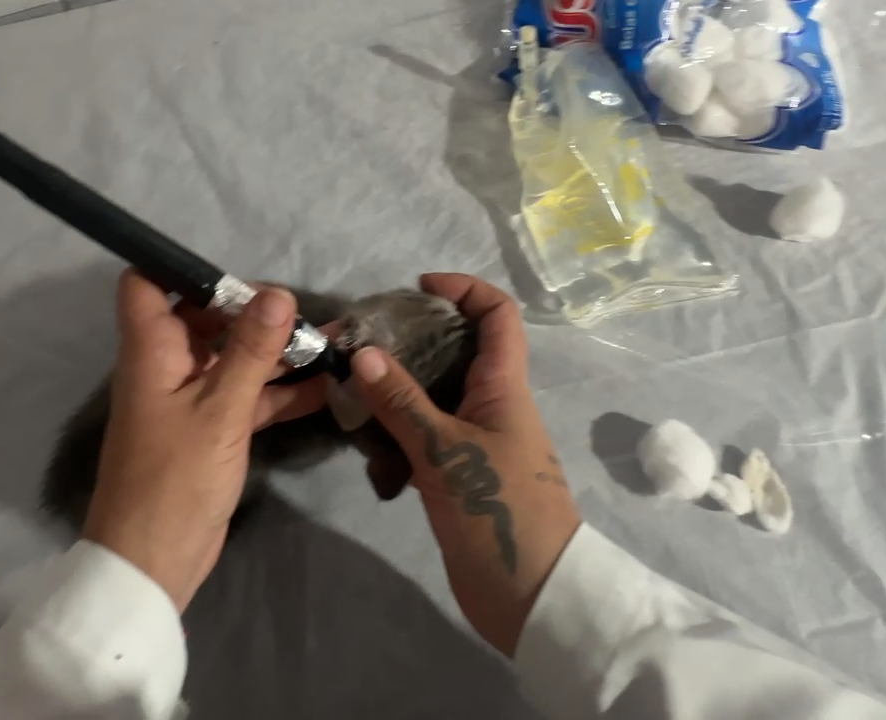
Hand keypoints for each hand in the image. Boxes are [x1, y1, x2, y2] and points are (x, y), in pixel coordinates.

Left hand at [83, 271, 327, 610]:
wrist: (154, 564)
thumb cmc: (175, 479)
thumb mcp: (220, 410)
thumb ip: (250, 350)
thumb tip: (278, 294)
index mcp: (152, 350)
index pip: (145, 285)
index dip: (180, 268)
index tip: (236, 273)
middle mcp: (168, 365)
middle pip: (204, 317)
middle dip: (252, 311)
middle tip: (301, 313)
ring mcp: (190, 398)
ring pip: (232, 357)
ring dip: (274, 351)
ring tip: (329, 342)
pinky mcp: (211, 428)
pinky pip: (247, 395)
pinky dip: (279, 391)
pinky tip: (325, 388)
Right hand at [350, 273, 581, 656]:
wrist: (533, 598)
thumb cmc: (500, 513)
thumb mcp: (446, 453)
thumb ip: (403, 402)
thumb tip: (362, 353)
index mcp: (503, 386)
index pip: (497, 314)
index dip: (464, 289)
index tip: (418, 287)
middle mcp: (490, 403)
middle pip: (455, 348)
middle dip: (411, 337)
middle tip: (365, 339)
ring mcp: (473, 438)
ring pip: (432, 393)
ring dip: (395, 389)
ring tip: (352, 388)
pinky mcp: (457, 472)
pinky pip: (422, 434)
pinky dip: (395, 433)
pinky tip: (365, 445)